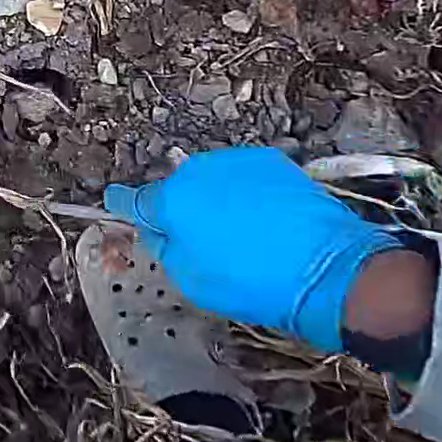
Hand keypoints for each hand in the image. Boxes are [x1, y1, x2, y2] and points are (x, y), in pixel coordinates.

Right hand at [104, 147, 403, 351]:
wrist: (326, 268)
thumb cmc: (251, 281)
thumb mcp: (191, 279)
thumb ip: (165, 247)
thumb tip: (157, 231)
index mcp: (174, 200)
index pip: (133, 199)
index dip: (122, 206)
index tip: (115, 205)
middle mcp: (200, 171)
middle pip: (176, 189)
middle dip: (179, 210)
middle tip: (197, 240)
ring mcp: (236, 161)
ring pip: (209, 181)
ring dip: (212, 200)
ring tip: (237, 233)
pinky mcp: (269, 161)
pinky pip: (241, 177)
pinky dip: (242, 193)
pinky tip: (262, 220)